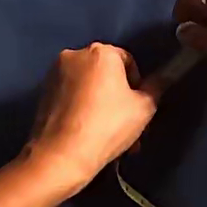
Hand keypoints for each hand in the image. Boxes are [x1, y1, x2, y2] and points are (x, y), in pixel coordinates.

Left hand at [24, 43, 162, 192]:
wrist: (62, 155)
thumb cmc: (108, 126)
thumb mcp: (144, 108)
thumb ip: (156, 87)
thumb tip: (164, 76)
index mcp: (100, 52)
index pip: (128, 60)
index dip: (137, 84)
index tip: (138, 107)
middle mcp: (74, 54)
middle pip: (105, 73)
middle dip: (118, 96)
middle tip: (126, 124)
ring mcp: (54, 73)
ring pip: (88, 86)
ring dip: (101, 104)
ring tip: (108, 134)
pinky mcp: (42, 92)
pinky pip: (71, 95)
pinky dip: (82, 108)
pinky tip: (88, 132)